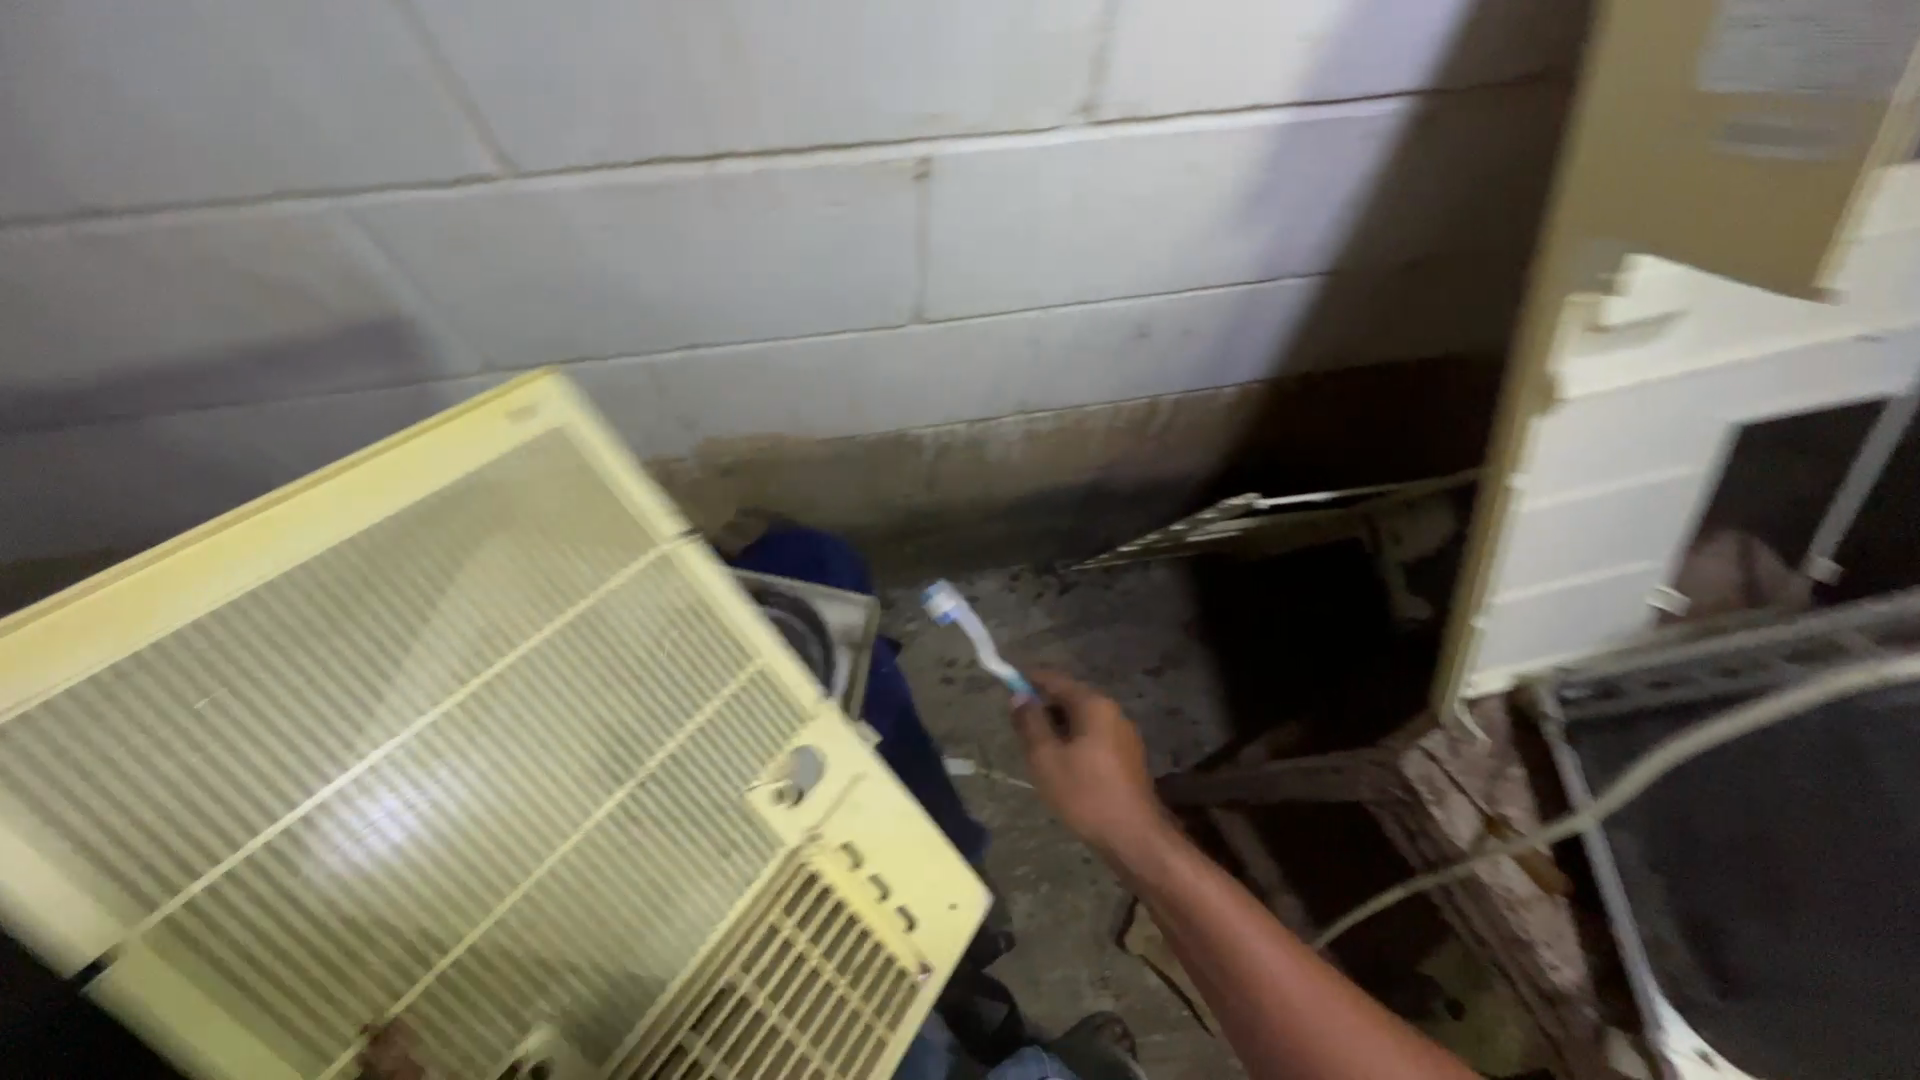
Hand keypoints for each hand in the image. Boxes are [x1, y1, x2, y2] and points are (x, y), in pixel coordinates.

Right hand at [1012, 670, 1169, 856]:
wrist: (1133, 836)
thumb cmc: (1085, 794)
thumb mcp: (1046, 758)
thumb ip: (1030, 723)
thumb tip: (1019, 696)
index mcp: (1094, 705)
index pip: (1056, 680)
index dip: (1030, 680)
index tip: (1007, 684)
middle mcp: (1113, 712)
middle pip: (1071, 698)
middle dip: (1044, 706)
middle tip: (1019, 725)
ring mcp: (1124, 735)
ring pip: (1082, 720)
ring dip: (1058, 727)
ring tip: (1036, 747)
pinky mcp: (1128, 757)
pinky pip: (1094, 737)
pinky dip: (1074, 742)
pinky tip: (1062, 764)